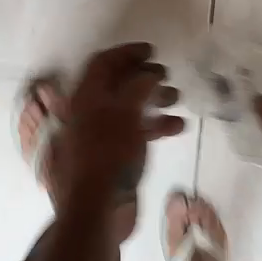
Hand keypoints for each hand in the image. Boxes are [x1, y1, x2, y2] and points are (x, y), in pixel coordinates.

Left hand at [48, 42, 185, 239]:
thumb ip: (138, 86)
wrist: (97, 209)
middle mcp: (88, 113)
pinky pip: (136, 133)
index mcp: (83, 97)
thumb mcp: (125, 112)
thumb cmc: (108, 154)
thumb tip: (150, 73)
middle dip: (144, 76)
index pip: (102, 63)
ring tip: (178, 98)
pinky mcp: (114, 157)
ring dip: (154, 100)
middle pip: (117, 84)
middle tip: (167, 75)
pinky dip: (155, 126)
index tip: (152, 50)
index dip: (126, 53)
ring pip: (129, 108)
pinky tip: (177, 127)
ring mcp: (101, 136)